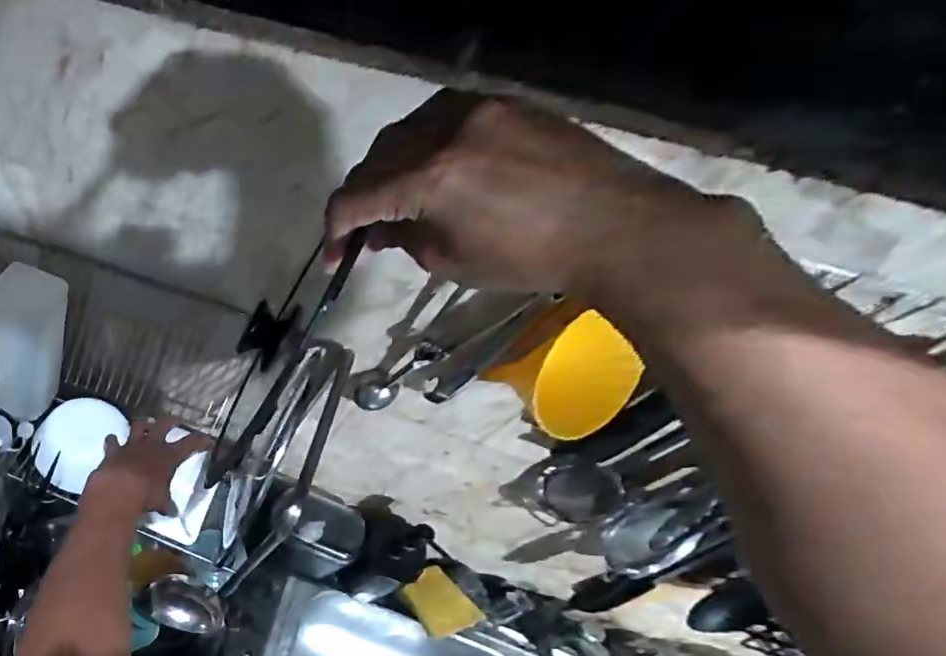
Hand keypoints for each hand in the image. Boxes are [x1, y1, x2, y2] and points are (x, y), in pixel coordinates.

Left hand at [84, 419, 211, 515]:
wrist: (117, 491)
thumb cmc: (145, 495)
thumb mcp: (161, 502)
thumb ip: (166, 504)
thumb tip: (171, 512)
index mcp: (169, 456)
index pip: (191, 443)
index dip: (201, 440)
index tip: (208, 439)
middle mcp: (151, 445)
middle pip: (164, 423)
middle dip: (172, 421)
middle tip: (176, 421)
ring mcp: (131, 445)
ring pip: (138, 425)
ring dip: (142, 424)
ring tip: (145, 425)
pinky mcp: (113, 451)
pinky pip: (112, 441)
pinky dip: (113, 440)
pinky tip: (113, 440)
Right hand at [324, 92, 746, 296]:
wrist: (611, 225)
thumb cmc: (526, 258)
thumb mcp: (449, 260)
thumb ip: (407, 236)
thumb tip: (384, 226)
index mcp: (431, 178)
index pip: (357, 197)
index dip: (335, 229)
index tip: (334, 255)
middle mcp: (448, 131)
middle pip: (376, 159)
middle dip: (359, 200)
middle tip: (360, 236)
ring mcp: (479, 110)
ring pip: (406, 132)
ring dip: (387, 169)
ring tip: (393, 203)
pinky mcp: (505, 106)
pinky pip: (442, 116)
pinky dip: (421, 145)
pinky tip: (428, 170)